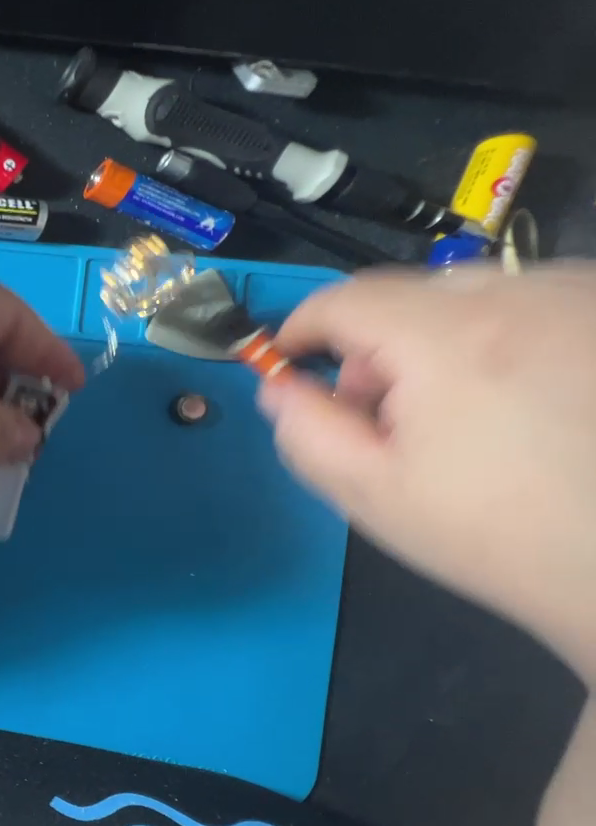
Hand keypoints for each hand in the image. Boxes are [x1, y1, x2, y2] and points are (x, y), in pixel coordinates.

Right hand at [262, 264, 595, 669]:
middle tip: (381, 408)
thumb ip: (303, 427)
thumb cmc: (498, 534)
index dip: (301, 326)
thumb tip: (280, 387)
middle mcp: (537, 301)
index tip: (287, 357)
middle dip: (378, 342)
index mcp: (455, 340)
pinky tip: (521, 401)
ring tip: (457, 410)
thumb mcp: (365, 489)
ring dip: (444, 338)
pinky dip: (509, 338)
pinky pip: (546, 306)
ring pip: (483, 294)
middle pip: (415, 291)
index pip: (348, 299)